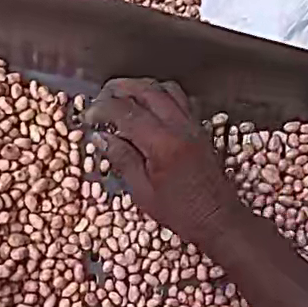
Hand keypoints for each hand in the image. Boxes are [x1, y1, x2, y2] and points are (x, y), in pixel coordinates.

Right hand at [85, 77, 248, 247]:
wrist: (218, 219)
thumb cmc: (181, 212)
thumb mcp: (143, 192)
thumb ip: (123, 160)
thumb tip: (103, 138)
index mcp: (162, 144)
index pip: (127, 112)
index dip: (103, 109)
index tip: (89, 115)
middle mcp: (179, 127)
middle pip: (146, 90)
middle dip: (119, 89)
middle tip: (100, 98)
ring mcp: (192, 125)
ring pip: (165, 89)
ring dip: (140, 88)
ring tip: (121, 98)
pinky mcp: (199, 129)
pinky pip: (180, 99)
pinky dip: (160, 95)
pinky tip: (149, 107)